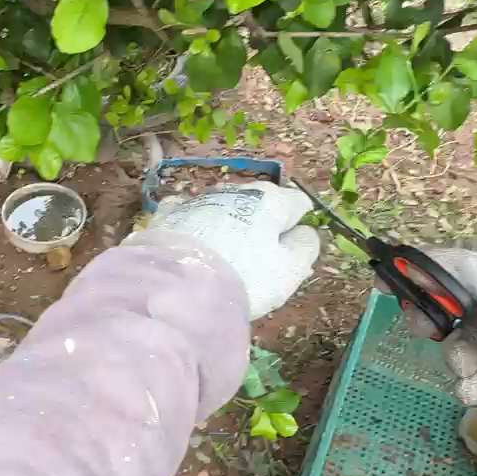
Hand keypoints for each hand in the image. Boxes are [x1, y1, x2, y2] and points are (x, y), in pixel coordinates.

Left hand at [133, 182, 319, 317]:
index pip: (298, 204)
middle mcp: (236, 190)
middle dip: (263, 226)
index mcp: (270, 200)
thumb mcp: (289, 271)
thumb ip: (305, 247)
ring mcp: (200, 198)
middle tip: (258, 261)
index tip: (291, 252)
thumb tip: (306, 232)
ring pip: (226, 208)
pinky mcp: (170, 213)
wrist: (177, 285)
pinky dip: (196, 225)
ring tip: (225, 257)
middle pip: (260, 204)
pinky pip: (190, 214)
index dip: (298, 228)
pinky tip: (193, 242)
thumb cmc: (244, 278)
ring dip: (230, 225)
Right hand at [425, 237, 476, 411]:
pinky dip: (475, 379)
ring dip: (459, 357)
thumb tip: (419, 261)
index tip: (385, 285)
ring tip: (469, 376)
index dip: (421, 270)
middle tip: (429, 336)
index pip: (459, 258)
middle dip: (439, 321)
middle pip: (455, 301)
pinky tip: (476, 391)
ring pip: (466, 338)